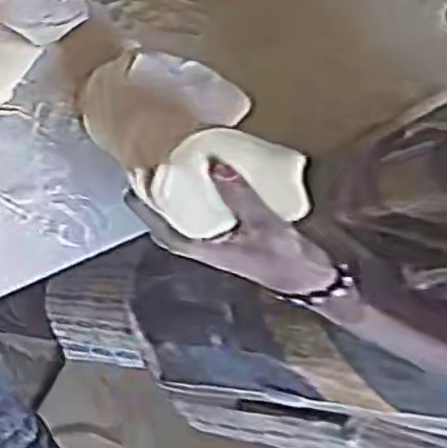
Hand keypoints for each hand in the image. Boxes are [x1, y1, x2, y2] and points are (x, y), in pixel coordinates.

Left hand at [126, 161, 339, 296]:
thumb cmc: (286, 258)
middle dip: (148, 193)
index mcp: (193, 245)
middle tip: (143, 166)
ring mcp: (205, 241)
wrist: (313, 281)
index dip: (139, 199)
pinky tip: (191, 184)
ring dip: (166, 196)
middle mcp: (193, 244)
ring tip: (160, 170)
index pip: (152, 220)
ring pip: (174, 216)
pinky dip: (186, 201)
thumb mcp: (264, 225)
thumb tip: (215, 166)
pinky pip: (192, 216)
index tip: (133, 174)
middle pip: (158, 216)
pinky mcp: (219, 237)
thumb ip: (241, 196)